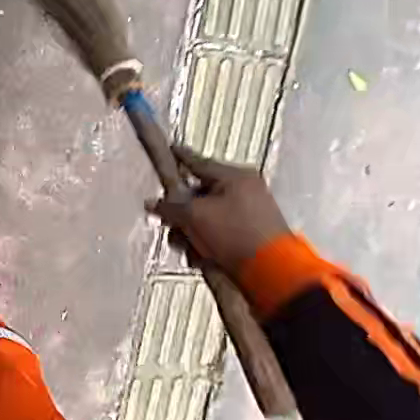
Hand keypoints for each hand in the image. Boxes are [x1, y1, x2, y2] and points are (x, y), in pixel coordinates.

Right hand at [146, 147, 293, 270]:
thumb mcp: (193, 215)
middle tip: (174, 225)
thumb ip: (169, 206)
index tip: (169, 149)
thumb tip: (152, 203)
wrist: (268, 269)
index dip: (179, 157)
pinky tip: (201, 254)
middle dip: (180, 213)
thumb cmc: (234, 233)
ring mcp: (245, 212)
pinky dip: (202, 243)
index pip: (198, 163)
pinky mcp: (245, 233)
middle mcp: (242, 191)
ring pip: (201, 216)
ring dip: (189, 232)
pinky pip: (212, 232)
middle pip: (196, 195)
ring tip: (190, 246)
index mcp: (235, 177)